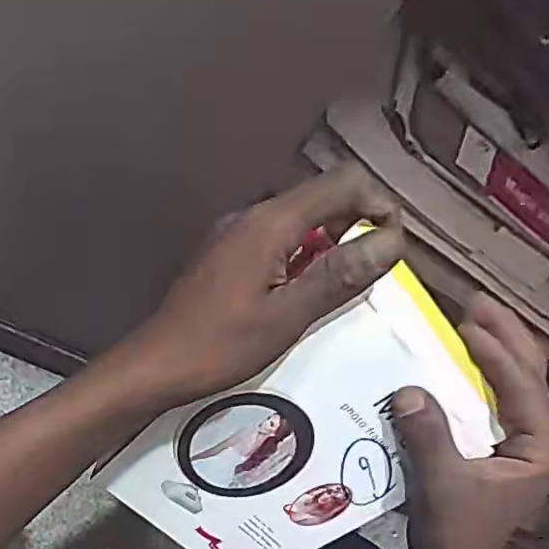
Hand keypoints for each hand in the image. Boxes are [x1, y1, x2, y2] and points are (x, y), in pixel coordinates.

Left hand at [105, 164, 404, 408]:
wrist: (156, 365)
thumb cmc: (218, 346)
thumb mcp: (286, 317)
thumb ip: (339, 276)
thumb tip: (391, 242)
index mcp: (270, 222)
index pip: (345, 183)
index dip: (380, 206)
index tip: (393, 248)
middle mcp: (251, 216)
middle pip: (322, 198)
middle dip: (356, 227)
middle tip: (370, 274)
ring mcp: (233, 235)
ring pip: (298, 223)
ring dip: (327, 246)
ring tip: (338, 290)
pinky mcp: (223, 256)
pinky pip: (274, 243)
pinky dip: (298, 258)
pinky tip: (298, 296)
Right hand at [389, 296, 548, 548]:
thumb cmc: (456, 534)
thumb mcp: (441, 484)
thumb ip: (428, 436)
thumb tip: (408, 389)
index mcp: (543, 446)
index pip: (522, 385)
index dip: (494, 351)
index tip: (465, 321)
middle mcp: (542, 438)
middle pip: (528, 375)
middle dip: (504, 337)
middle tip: (475, 303)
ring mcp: (524, 443)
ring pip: (514, 384)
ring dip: (493, 351)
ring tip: (469, 320)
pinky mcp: (501, 448)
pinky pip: (494, 400)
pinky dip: (478, 377)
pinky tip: (458, 361)